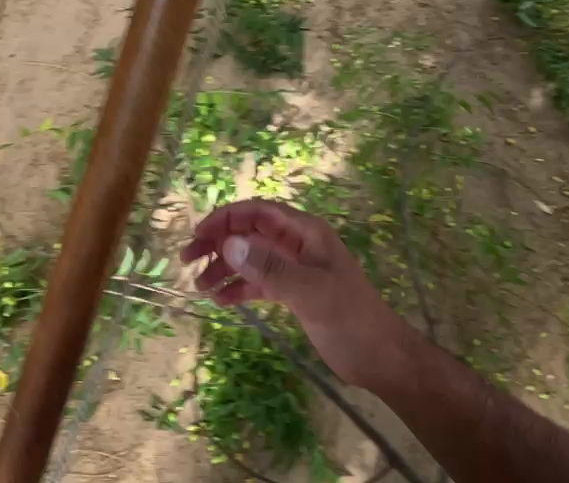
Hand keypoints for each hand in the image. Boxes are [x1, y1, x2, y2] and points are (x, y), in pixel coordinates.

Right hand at [181, 199, 404, 386]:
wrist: (381, 357)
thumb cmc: (350, 318)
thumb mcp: (310, 292)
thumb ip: (270, 268)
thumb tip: (229, 243)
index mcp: (305, 232)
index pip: (259, 212)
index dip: (226, 218)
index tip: (198, 234)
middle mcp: (298, 244)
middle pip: (251, 232)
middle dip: (219, 242)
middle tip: (188, 261)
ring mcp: (296, 268)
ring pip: (252, 258)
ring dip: (225, 268)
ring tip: (200, 288)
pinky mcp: (295, 292)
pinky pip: (260, 281)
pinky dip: (239, 288)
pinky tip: (221, 300)